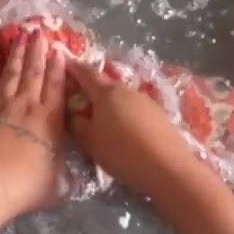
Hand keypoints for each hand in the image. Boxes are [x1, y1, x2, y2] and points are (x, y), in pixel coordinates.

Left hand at [0, 29, 66, 214]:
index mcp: (50, 119)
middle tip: (38, 31)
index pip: (57, 86)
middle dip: (37, 51)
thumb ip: (65, 175)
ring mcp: (2, 104)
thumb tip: (75, 180)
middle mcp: (28, 105)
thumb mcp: (57, 184)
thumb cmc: (28, 184)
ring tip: (19, 38)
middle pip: (34, 72)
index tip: (58, 50)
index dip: (58, 67)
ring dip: (16, 56)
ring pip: (11, 74)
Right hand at [69, 61, 208, 201]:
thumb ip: (76, 122)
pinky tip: (126, 131)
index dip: (74, 68)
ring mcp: (145, 101)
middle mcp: (126, 90)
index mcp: (106, 92)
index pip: (86, 72)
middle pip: (104, 84)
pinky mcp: (159, 115)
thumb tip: (72, 111)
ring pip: (121, 97)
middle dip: (91, 88)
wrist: (168, 167)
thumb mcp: (89, 140)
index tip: (65, 66)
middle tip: (80, 99)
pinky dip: (125, 114)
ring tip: (102, 119)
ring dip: (110, 103)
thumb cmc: (122, 151)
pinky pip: (135, 109)